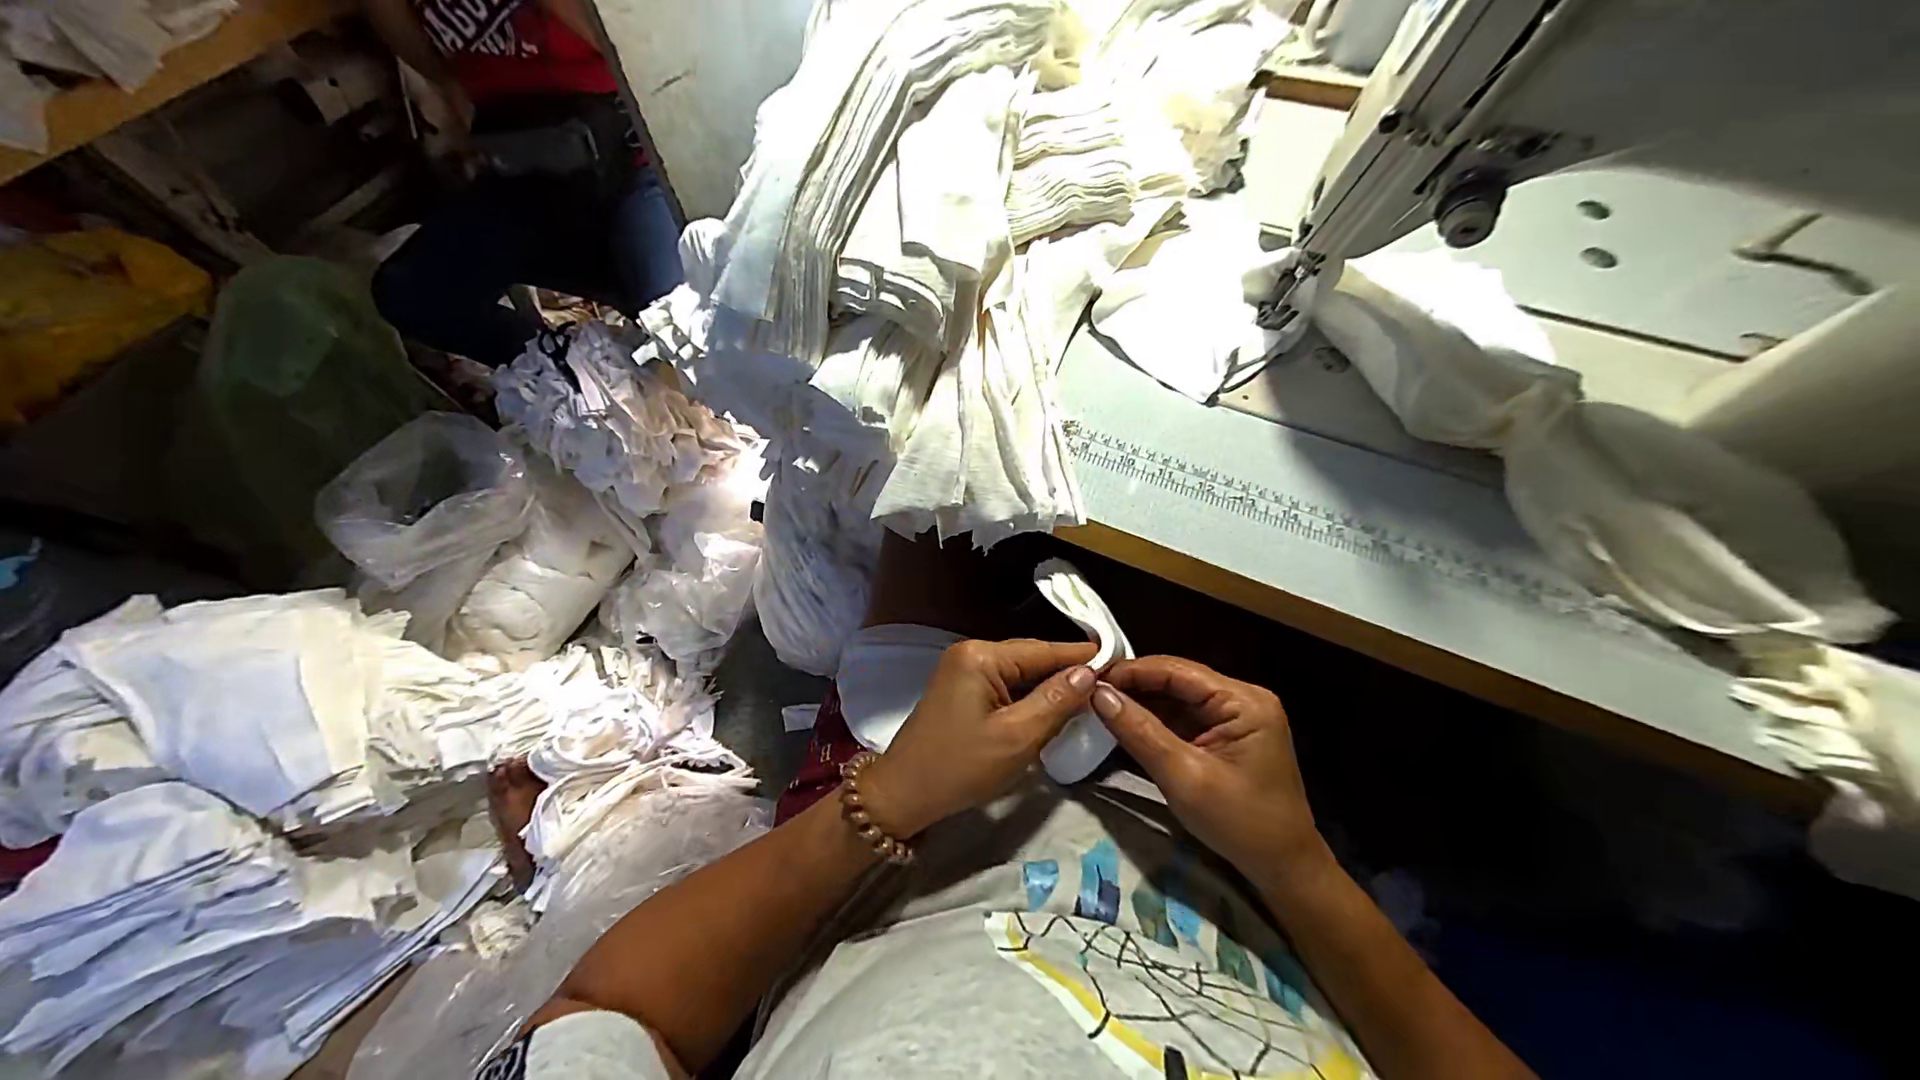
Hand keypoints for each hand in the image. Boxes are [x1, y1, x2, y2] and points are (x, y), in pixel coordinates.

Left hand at [860, 639, 1098, 837]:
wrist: (903, 795)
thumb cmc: (960, 767)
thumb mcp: (1017, 738)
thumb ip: (1056, 701)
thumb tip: (1090, 672)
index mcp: (980, 656)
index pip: (1044, 650)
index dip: (1084, 657)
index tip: (1123, 661)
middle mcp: (970, 652)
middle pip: (1031, 658)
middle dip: (1068, 671)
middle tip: (1112, 683)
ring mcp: (962, 670)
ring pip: (1019, 673)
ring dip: (1050, 685)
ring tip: (1091, 695)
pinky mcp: (961, 689)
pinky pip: (1004, 685)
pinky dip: (1029, 696)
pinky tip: (1053, 707)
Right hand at [1092, 656, 1322, 879]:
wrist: (1283, 868)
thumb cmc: (1240, 823)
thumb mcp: (1183, 777)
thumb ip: (1140, 731)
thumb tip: (1098, 694)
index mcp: (1243, 701)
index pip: (1177, 670)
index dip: (1131, 670)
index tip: (1090, 677)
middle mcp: (1242, 698)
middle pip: (1177, 679)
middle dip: (1133, 684)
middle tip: (1088, 690)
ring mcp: (1235, 716)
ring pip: (1176, 696)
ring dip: (1140, 700)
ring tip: (1098, 702)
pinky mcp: (1226, 734)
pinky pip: (1183, 716)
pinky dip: (1153, 719)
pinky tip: (1124, 720)